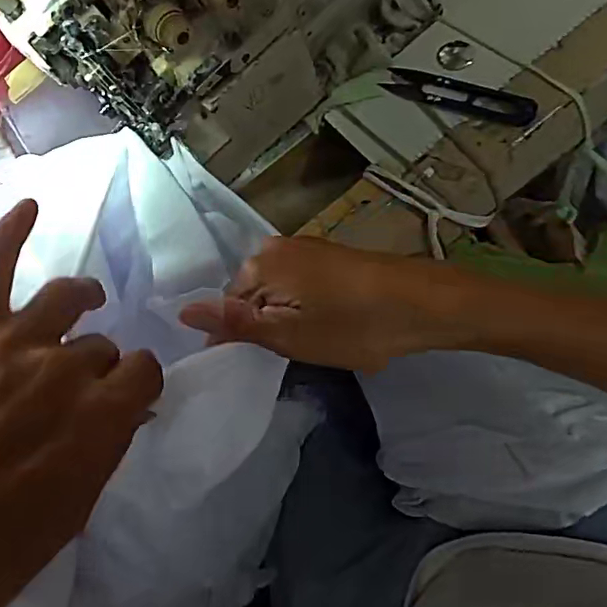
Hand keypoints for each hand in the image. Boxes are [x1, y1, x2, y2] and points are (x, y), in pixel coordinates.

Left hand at [0, 200, 162, 606]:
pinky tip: (30, 205)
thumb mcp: (68, 518)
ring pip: (65, 300)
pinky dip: (12, 232)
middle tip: (80, 395)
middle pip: (101, 346)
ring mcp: (7, 343)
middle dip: (99, 369)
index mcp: (97, 421)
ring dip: (81, 302)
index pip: (143, 373)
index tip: (130, 399)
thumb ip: (104, 450)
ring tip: (86, 301)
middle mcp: (59, 370)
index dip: (139, 387)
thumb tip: (126, 409)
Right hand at [179, 236, 474, 371]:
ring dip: (292, 317)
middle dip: (269, 325)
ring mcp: (306, 247)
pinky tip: (338, 322)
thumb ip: (234, 322)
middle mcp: (275, 246)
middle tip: (301, 351)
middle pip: (252, 296)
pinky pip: (302, 284)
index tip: (267, 360)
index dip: (242, 337)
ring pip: (279, 292)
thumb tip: (182, 311)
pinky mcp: (330, 255)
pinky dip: (312, 306)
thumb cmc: (352, 325)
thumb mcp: (288, 334)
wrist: (424, 303)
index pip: (227, 306)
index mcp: (259, 263)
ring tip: (323, 340)